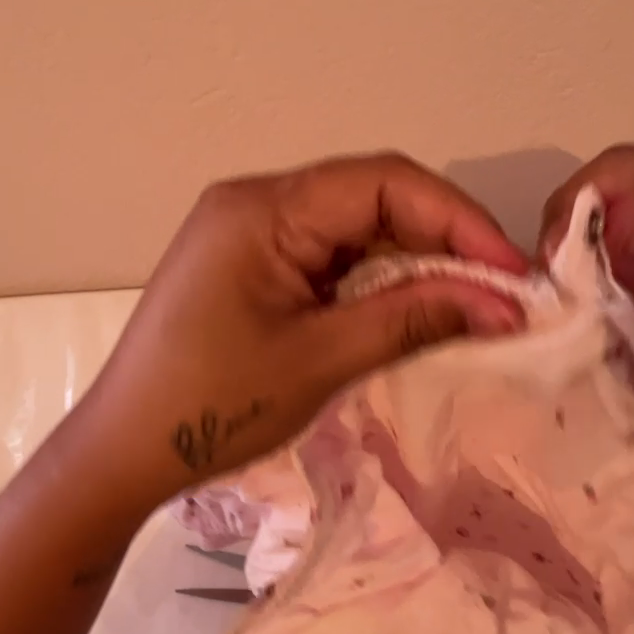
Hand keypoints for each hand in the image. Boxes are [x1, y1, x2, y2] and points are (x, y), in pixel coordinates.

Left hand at [86, 152, 529, 496]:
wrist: (122, 450)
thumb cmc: (214, 405)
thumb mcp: (321, 359)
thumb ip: (413, 317)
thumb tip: (505, 303)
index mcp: (264, 207)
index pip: (382, 183)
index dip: (457, 219)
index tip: (511, 272)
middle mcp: (254, 201)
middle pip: (368, 198)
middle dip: (440, 239)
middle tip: (499, 293)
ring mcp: (245, 231)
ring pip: (350, 226)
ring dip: (408, 260)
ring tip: (465, 303)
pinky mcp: (245, 262)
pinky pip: (323, 253)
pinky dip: (369, 278)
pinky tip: (406, 306)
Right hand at [541, 145, 633, 487]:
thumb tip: (611, 216)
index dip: (588, 200)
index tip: (554, 260)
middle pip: (607, 216)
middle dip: (573, 255)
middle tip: (556, 310)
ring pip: (598, 269)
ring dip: (578, 301)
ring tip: (572, 343)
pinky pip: (606, 316)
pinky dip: (590, 335)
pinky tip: (591, 362)